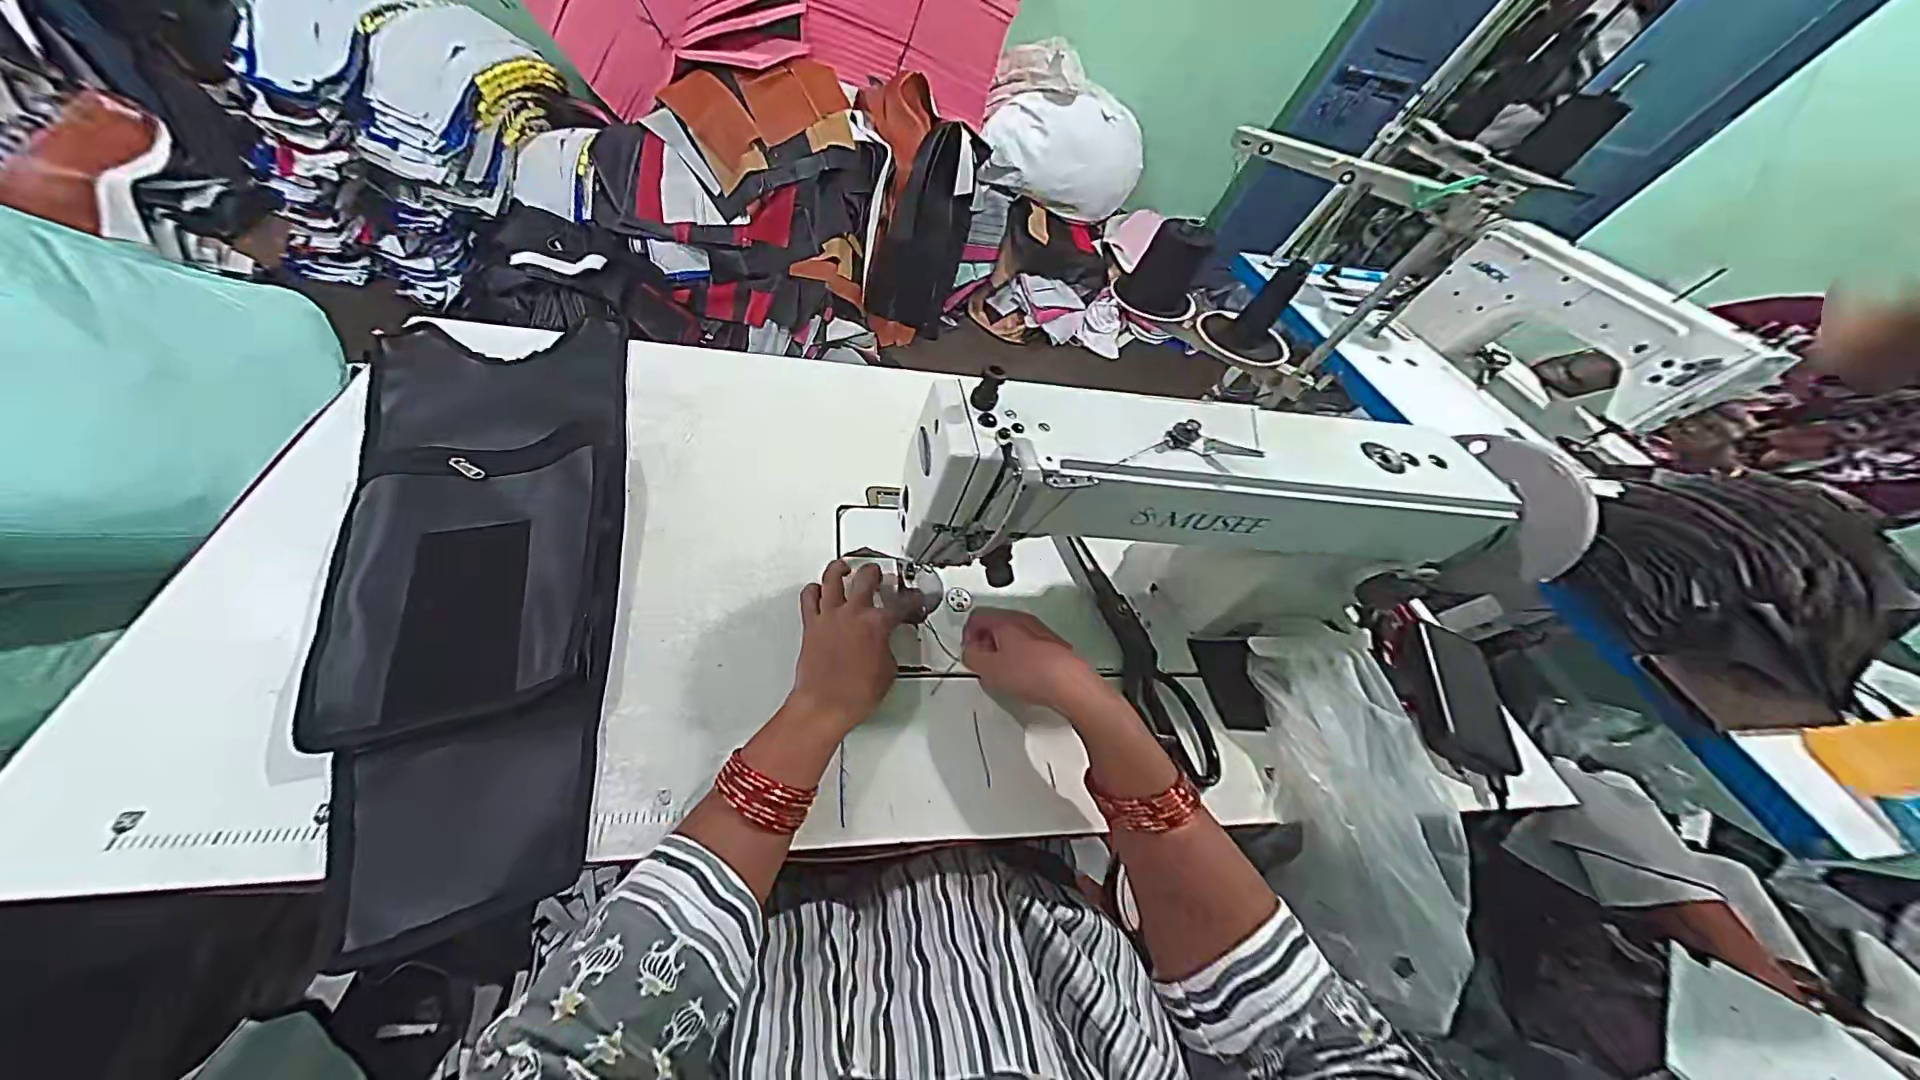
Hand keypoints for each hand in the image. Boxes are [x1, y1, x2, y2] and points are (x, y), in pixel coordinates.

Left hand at [790, 560, 902, 731]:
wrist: (825, 705)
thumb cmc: (855, 693)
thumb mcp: (888, 670)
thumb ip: (887, 647)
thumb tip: (884, 644)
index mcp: (877, 624)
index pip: (902, 603)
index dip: (912, 600)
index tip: (913, 599)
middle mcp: (853, 613)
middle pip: (866, 577)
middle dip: (875, 572)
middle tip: (878, 573)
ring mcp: (830, 616)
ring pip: (833, 577)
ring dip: (841, 568)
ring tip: (845, 566)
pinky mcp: (811, 624)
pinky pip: (809, 597)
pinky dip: (814, 590)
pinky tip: (819, 590)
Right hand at [961, 609, 1108, 712]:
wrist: (1069, 683)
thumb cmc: (1035, 672)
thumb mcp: (988, 669)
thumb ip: (971, 657)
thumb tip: (970, 653)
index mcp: (1005, 620)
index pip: (976, 617)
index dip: (967, 635)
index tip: (968, 650)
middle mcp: (1024, 621)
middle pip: (995, 625)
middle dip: (985, 643)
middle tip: (982, 661)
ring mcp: (1040, 632)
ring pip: (1012, 636)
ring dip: (1003, 651)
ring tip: (1003, 673)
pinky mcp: (1052, 647)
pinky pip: (1028, 648)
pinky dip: (1020, 658)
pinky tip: (1022, 677)